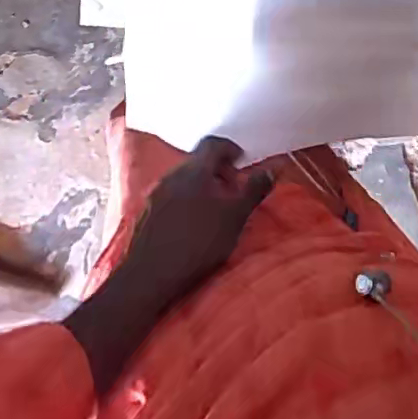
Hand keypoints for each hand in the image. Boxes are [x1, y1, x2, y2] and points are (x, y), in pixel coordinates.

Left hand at [119, 136, 275, 307]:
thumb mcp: (234, 217)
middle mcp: (172, 175)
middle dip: (217, 169)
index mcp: (194, 170)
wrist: (150, 274)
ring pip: (183, 178)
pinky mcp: (146, 212)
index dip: (229, 147)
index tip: (241, 159)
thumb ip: (253, 191)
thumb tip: (271, 170)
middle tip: (232, 186)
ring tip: (215, 206)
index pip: (212, 144)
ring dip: (201, 184)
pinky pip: (171, 194)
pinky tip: (192, 221)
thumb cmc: (198, 242)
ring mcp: (156, 193)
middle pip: (197, 161)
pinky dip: (186, 198)